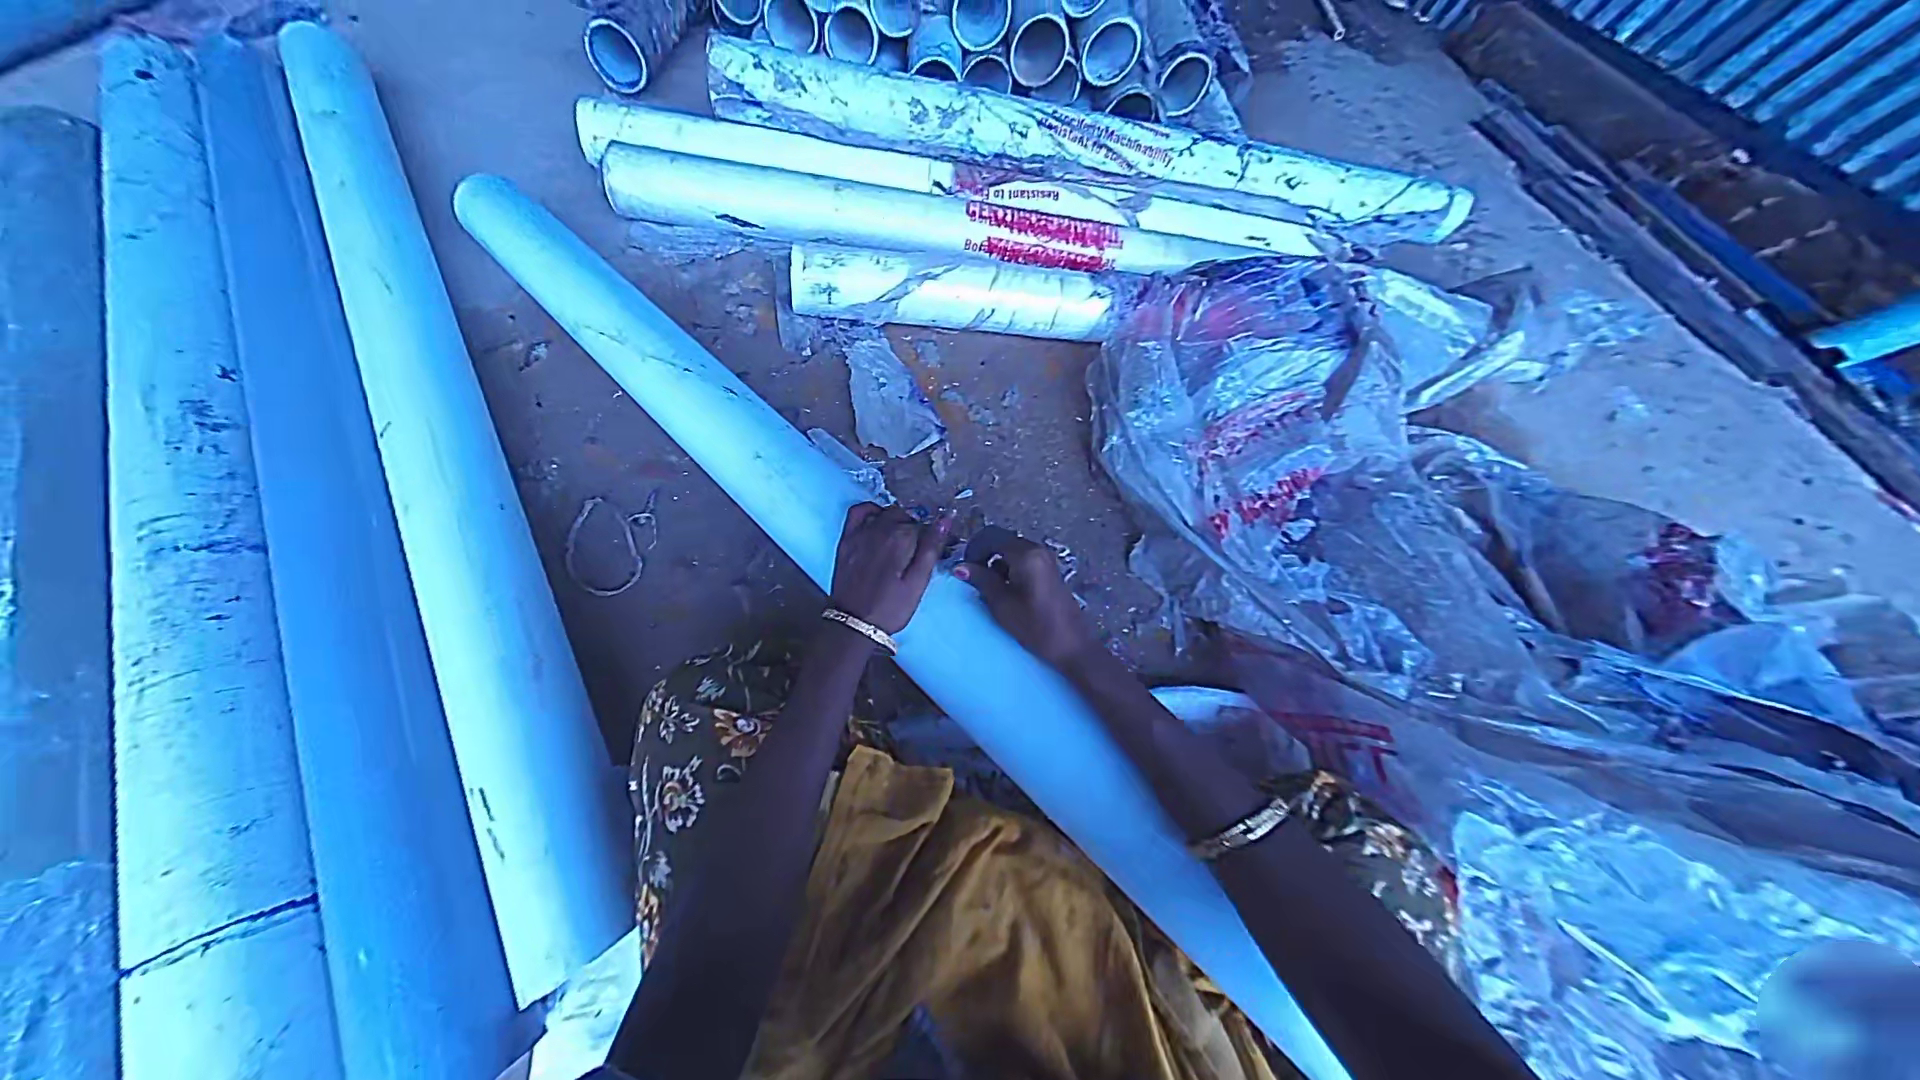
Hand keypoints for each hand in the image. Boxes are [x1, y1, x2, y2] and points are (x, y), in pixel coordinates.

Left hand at [829, 504, 953, 634]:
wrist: (855, 623)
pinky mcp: (847, 539)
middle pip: (905, 516)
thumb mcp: (918, 581)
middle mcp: (880, 529)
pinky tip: (879, 522)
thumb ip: (932, 547)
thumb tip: (945, 519)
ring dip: (897, 519)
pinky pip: (859, 512)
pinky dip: (871, 511)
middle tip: (919, 548)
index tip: (936, 547)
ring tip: (902, 539)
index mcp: (901, 538)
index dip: (933, 534)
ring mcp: (861, 532)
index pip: (924, 524)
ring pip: (885, 512)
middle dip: (916, 527)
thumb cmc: (891, 607)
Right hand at [955, 537, 1096, 669]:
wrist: (1072, 646)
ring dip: (996, 563)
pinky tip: (1006, 591)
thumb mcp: (1002, 604)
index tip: (964, 570)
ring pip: (1011, 551)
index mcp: (1026, 554)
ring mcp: (1045, 559)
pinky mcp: (1048, 570)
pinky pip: (1022, 560)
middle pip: (1002, 540)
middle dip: (983, 556)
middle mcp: (1037, 549)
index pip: (991, 536)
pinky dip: (1009, 569)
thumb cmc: (1035, 626)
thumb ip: (981, 580)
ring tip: (989, 589)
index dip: (973, 549)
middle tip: (973, 579)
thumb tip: (960, 567)